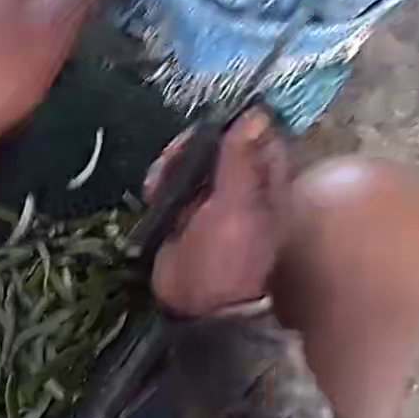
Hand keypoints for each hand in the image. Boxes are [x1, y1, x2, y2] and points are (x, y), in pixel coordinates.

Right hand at [148, 109, 292, 317]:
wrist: (196, 304)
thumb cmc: (227, 259)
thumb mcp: (236, 208)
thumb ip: (242, 162)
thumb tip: (257, 113)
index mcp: (267, 183)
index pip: (256, 136)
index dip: (232, 125)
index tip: (208, 127)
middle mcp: (241, 186)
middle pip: (217, 145)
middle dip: (192, 146)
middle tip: (174, 157)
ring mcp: (210, 199)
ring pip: (190, 162)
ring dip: (171, 164)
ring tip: (159, 182)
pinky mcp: (183, 211)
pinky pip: (171, 182)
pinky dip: (159, 182)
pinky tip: (152, 193)